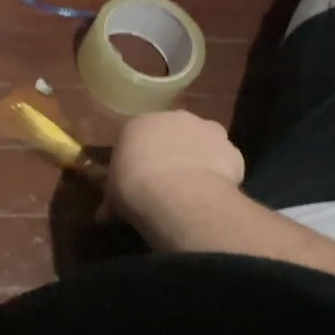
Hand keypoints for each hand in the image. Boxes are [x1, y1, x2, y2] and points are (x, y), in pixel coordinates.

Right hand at [105, 111, 245, 246]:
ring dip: (199, 159)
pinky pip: (225, 161)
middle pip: (173, 133)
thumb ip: (111, 203)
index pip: (137, 136)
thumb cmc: (134, 189)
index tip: (139, 178)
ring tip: (192, 189)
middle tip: (167, 182)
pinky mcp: (232, 148)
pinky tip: (212, 194)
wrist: (177, 195)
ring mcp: (207, 129)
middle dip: (171, 153)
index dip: (139, 158)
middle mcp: (174, 118)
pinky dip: (221, 174)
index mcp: (138, 124)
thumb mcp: (113, 199)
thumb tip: (102, 216)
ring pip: (203, 143)